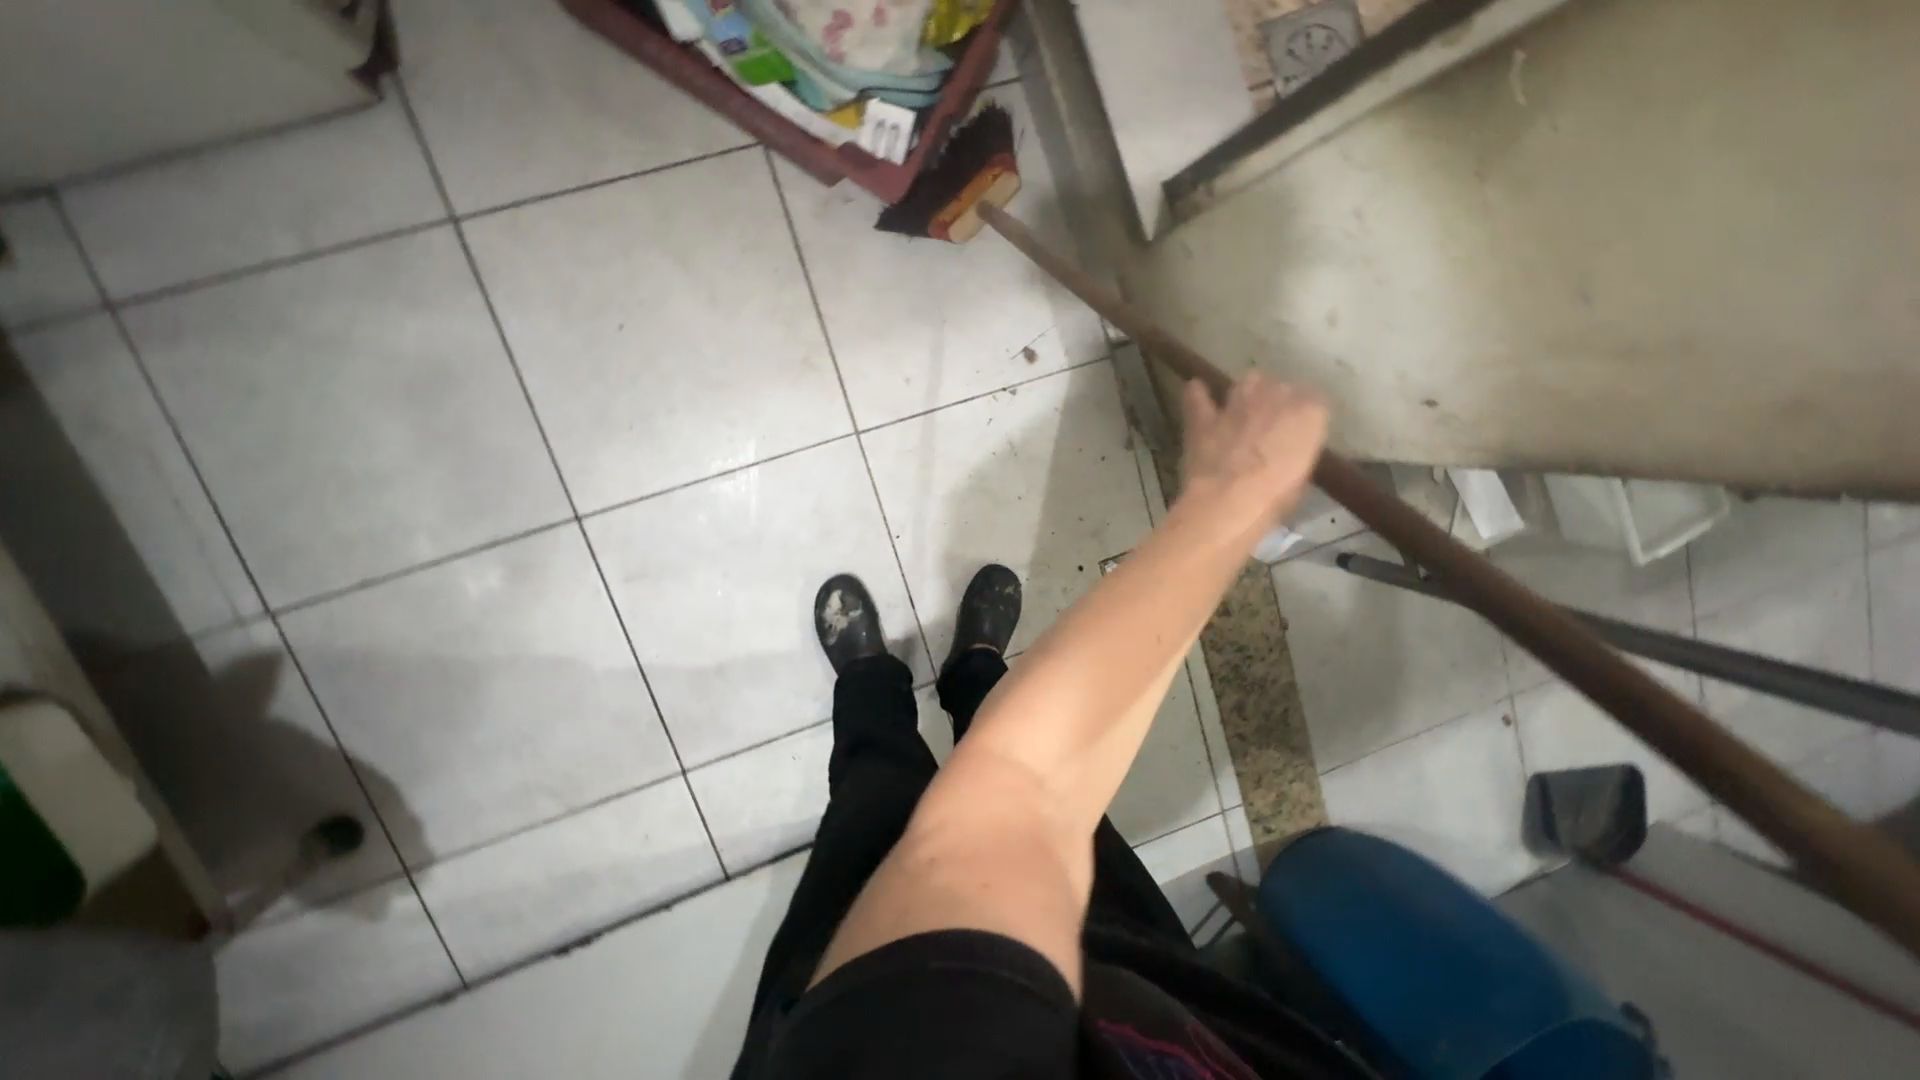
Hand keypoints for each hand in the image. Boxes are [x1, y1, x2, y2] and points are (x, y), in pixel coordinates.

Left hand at [1179, 373, 1327, 529]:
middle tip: (1270, 422)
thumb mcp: (1300, 477)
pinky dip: (1197, 394)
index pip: (1313, 401)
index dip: (1304, 416)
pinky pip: (1197, 396)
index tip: (1299, 429)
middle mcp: (1274, 398)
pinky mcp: (1204, 418)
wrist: (1229, 501)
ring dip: (1247, 392)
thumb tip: (1285, 453)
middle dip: (1276, 402)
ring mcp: (1236, 405)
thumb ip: (1296, 453)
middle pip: (1279, 388)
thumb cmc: (1275, 497)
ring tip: (1244, 404)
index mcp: (1308, 413)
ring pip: (1246, 382)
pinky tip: (1195, 391)